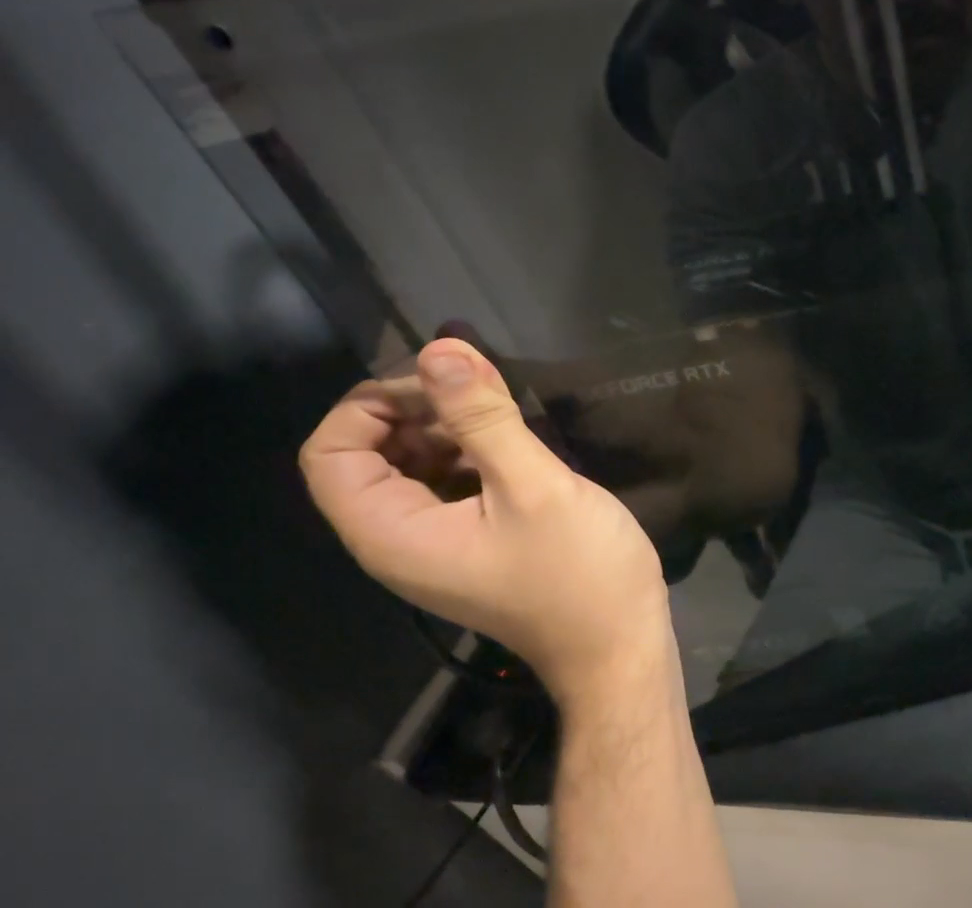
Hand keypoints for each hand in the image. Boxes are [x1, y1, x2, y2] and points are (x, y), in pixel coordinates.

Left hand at [298, 337, 674, 707]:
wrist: (618, 645)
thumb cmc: (578, 570)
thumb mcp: (534, 486)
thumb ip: (483, 418)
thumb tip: (439, 349)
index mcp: (391, 532)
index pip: (330, 453)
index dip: (372, 404)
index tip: (442, 382)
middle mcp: (397, 541)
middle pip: (366, 457)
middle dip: (413, 411)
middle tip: (480, 391)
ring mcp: (434, 547)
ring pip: (409, 469)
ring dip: (445, 430)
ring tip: (503, 414)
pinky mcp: (470, 546)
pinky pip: (444, 488)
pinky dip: (468, 456)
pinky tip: (514, 447)